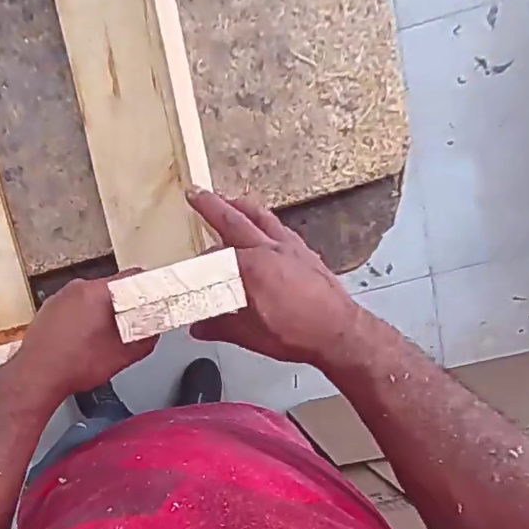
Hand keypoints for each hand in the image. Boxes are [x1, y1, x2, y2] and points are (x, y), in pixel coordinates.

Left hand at [10, 276, 156, 401]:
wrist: (36, 376)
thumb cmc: (75, 365)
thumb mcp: (123, 356)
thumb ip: (145, 340)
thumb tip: (153, 332)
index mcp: (99, 292)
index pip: (133, 277)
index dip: (149, 288)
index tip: (154, 301)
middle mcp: (78, 288)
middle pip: (112, 287)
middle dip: (126, 304)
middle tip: (135, 323)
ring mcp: (61, 297)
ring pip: (93, 297)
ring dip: (104, 311)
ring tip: (109, 336)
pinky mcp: (50, 308)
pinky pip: (76, 306)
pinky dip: (86, 317)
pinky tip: (88, 339)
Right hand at [185, 190, 370, 368]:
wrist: (339, 332)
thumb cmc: (301, 333)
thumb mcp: (250, 335)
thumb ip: (220, 326)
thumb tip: (201, 326)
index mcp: (250, 267)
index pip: (213, 259)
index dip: (198, 266)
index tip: (190, 274)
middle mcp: (269, 250)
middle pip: (234, 220)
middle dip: (211, 205)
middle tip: (197, 194)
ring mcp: (290, 248)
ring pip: (261, 217)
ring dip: (241, 206)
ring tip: (230, 200)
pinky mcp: (306, 253)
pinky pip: (282, 228)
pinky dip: (268, 221)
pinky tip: (267, 225)